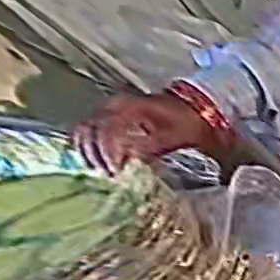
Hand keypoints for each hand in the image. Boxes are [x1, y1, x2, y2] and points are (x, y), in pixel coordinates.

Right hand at [73, 92, 220, 171]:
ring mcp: (108, 108)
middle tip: (106, 174)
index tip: (116, 171)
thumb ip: (150, 147)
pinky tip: (98, 158)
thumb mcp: (173, 138)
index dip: (109, 153)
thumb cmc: (187, 124)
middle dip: (95, 154)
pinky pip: (90, 128)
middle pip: (89, 129)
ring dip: (89, 150)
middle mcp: (111, 105)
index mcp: (127, 109)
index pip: (107, 132)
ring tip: (100, 169)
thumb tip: (129, 159)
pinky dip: (90, 143)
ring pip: (85, 128)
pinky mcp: (109, 114)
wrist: (194, 109)